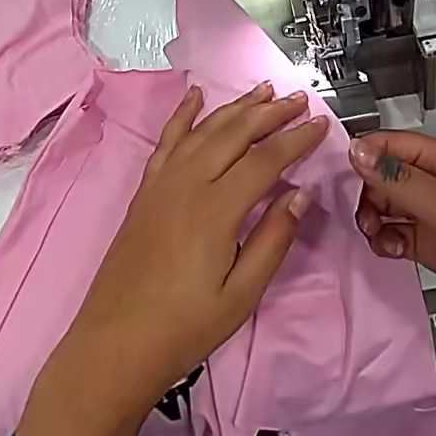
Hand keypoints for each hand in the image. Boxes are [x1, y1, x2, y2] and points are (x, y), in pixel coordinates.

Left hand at [17, 82, 328, 435]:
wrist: (114, 345)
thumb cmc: (184, 327)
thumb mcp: (241, 294)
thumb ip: (273, 238)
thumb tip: (301, 193)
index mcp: (216, 209)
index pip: (266, 160)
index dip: (296, 139)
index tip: (320, 124)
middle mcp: (188, 184)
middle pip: (236, 133)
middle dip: (271, 112)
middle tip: (298, 98)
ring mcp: (163, 182)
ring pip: (205, 130)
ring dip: (236, 106)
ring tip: (262, 90)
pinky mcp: (146, 189)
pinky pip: (167, 140)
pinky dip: (183, 114)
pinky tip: (195, 96)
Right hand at [350, 131, 435, 343]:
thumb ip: (398, 180)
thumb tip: (356, 150)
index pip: (396, 144)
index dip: (367, 153)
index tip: (339, 171)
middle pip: (389, 175)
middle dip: (369, 190)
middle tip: (360, 212)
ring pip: (392, 206)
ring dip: (376, 216)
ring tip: (372, 232)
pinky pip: (402, 234)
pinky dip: (390, 239)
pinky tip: (388, 249)